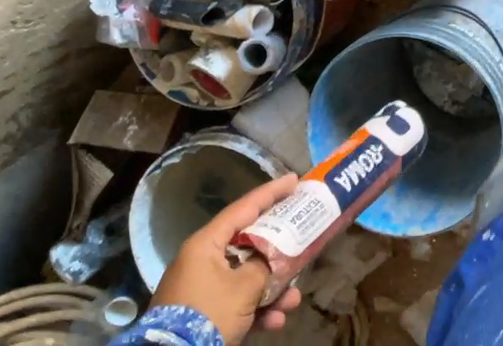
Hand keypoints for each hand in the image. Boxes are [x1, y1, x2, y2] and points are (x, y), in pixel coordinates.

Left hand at [151, 174, 303, 341]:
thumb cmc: (209, 313)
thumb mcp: (244, 287)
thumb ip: (264, 265)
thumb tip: (270, 261)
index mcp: (206, 244)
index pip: (243, 208)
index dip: (271, 193)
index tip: (294, 180)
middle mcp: (201, 261)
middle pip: (248, 245)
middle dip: (278, 251)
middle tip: (301, 239)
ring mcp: (201, 289)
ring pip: (245, 278)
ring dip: (271, 289)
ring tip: (293, 301)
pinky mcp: (202, 314)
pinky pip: (235, 303)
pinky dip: (255, 310)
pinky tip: (274, 322)